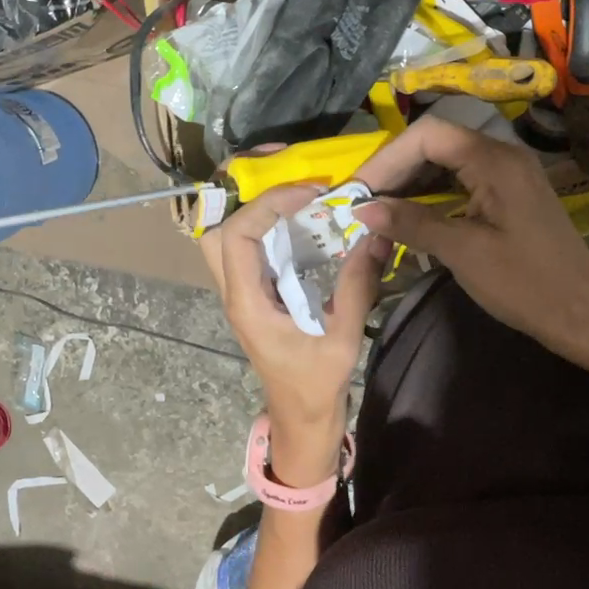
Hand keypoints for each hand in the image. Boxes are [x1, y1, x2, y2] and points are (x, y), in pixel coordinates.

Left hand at [201, 184, 387, 479]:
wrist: (299, 418)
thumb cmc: (315, 386)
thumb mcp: (342, 340)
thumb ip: (356, 289)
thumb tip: (374, 237)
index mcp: (247, 303)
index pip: (237, 235)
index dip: (267, 204)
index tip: (310, 194)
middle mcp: (235, 290)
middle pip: (214, 228)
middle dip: (241, 192)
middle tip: (284, 171)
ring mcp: (241, 289)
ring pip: (226, 234)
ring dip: (253, 203)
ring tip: (295, 183)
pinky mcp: (255, 290)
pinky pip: (248, 245)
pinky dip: (266, 220)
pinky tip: (301, 211)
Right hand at [352, 117, 588, 354]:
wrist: (583, 314)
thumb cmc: (525, 284)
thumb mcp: (463, 252)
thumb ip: (412, 223)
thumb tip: (362, 209)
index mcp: (495, 160)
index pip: (427, 135)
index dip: (386, 159)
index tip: (357, 191)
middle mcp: (502, 155)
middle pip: (435, 143)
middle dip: (394, 169)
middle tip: (361, 202)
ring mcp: (508, 174)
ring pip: (446, 161)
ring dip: (409, 181)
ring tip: (377, 209)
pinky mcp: (509, 194)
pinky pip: (461, 180)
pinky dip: (431, 193)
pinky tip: (409, 215)